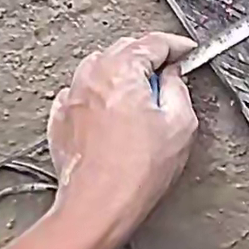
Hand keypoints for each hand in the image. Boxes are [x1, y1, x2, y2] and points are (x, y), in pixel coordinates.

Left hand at [47, 32, 199, 244]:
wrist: (98, 205)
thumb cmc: (136, 171)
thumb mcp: (180, 125)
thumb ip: (178, 89)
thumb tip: (173, 76)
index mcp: (123, 70)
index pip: (154, 42)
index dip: (177, 45)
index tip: (187, 53)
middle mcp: (92, 76)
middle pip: (125, 49)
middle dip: (149, 57)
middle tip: (168, 77)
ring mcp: (72, 96)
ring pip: (100, 67)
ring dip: (122, 73)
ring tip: (140, 98)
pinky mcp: (61, 118)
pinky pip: (82, 92)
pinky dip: (99, 94)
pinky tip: (113, 114)